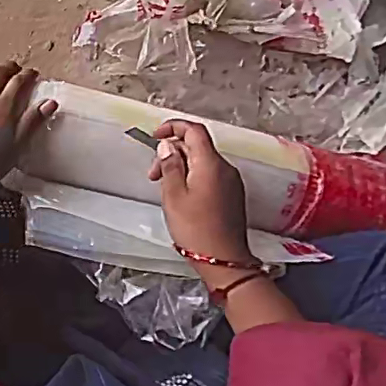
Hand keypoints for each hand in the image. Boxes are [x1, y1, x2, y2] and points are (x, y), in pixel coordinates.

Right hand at [147, 120, 251, 268]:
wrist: (223, 259)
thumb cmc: (196, 229)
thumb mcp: (173, 195)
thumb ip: (169, 165)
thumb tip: (167, 145)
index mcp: (210, 164)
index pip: (194, 130)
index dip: (173, 127)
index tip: (156, 135)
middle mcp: (225, 168)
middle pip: (196, 146)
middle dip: (172, 152)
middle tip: (153, 174)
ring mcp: (230, 181)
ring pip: (202, 161)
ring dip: (180, 166)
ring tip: (164, 187)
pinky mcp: (231, 193)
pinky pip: (209, 174)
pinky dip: (192, 176)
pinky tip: (180, 194)